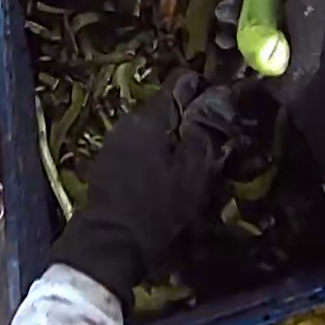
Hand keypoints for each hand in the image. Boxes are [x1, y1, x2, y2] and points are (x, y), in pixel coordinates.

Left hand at [51, 73, 235, 307]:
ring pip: (152, 123)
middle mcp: (131, 118)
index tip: (217, 105)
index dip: (203, 87)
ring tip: (184, 158)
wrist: (109, 245)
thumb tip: (214, 105)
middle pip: (166, 103)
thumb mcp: (193, 174)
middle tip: (206, 138)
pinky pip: (136, 141)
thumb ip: (204, 134)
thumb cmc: (157, 208)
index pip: (181, 79)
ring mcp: (115, 137)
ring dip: (168, 134)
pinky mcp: (106, 157)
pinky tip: (160, 172)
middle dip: (186, 116)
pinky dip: (151, 149)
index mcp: (152, 116)